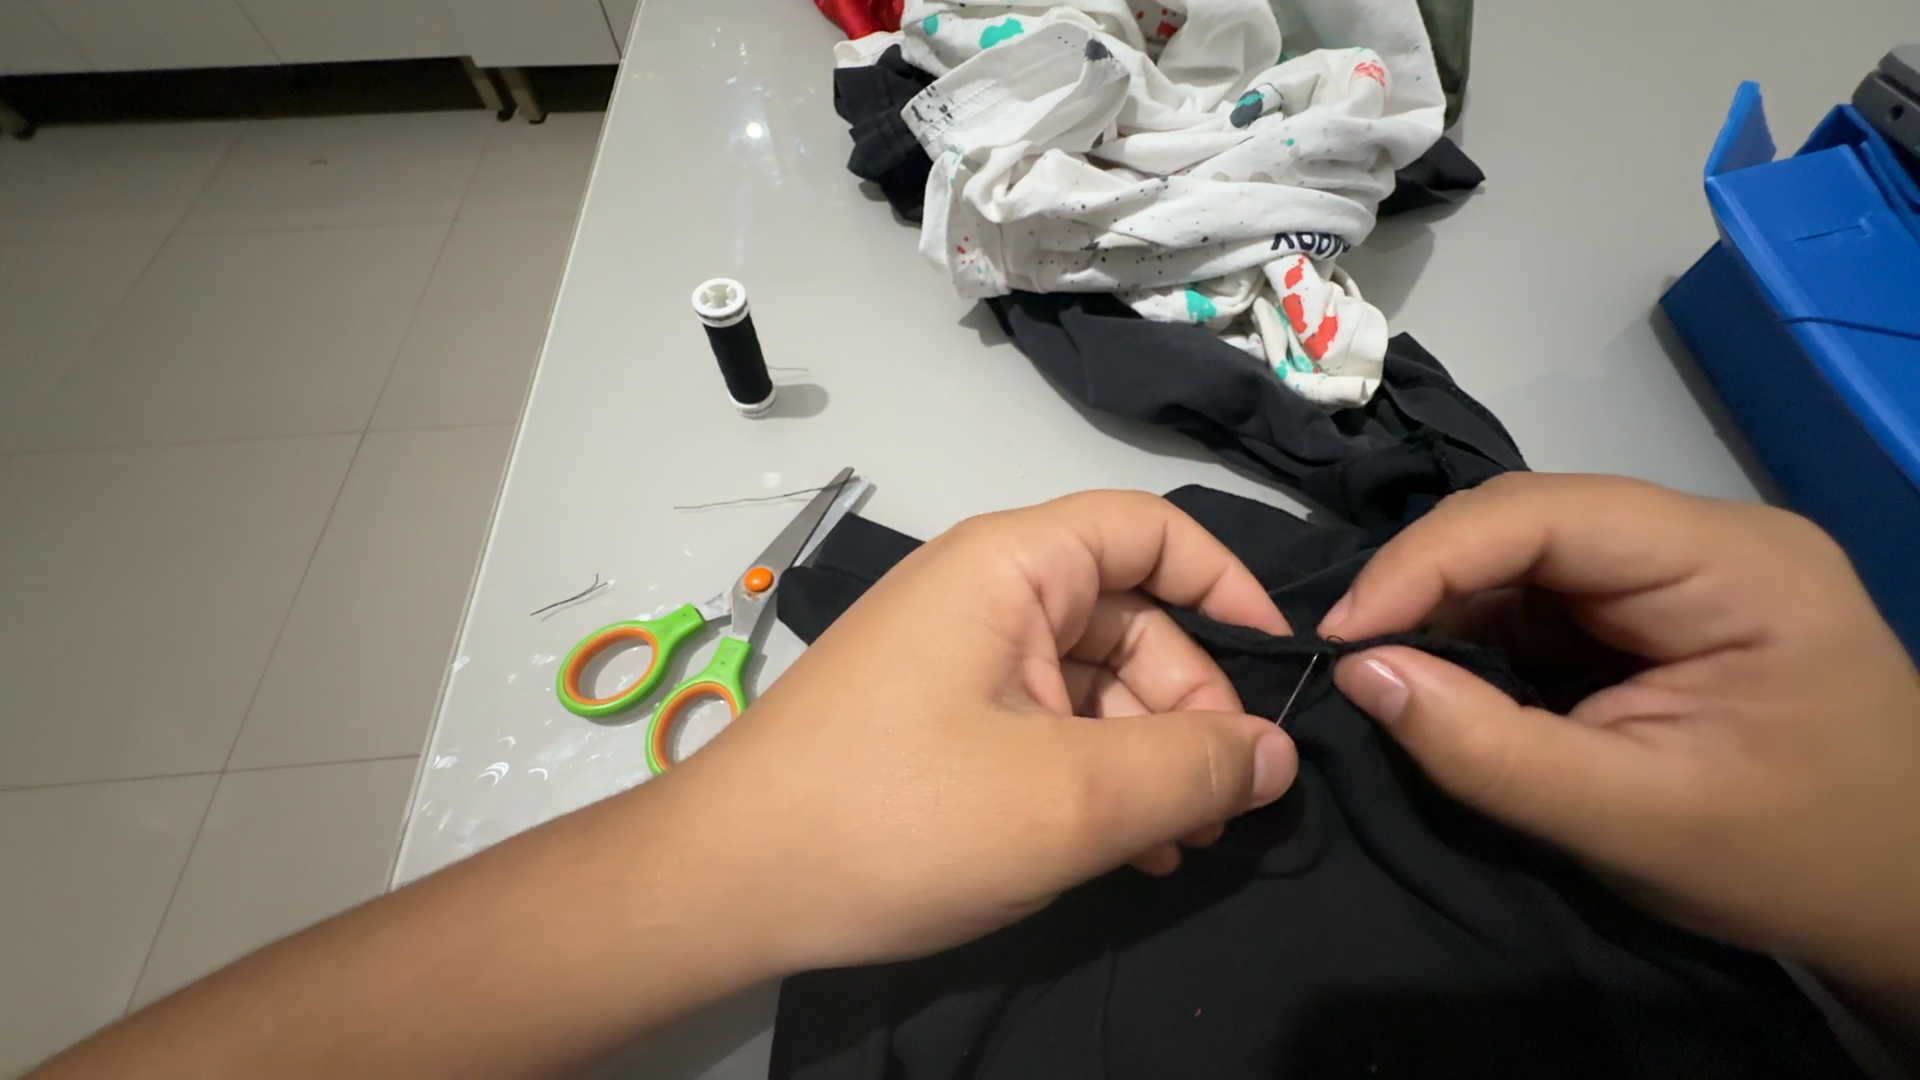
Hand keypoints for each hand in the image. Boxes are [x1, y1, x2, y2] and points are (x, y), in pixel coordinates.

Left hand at [670, 491, 1298, 971]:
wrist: (728, 881)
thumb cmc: (896, 815)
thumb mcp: (1066, 798)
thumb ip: (1189, 769)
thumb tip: (1276, 753)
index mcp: (1011, 565)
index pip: (1147, 531)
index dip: (1225, 586)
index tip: (1276, 669)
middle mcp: (988, 592)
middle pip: (1129, 620)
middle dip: (1189, 708)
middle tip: (1223, 807)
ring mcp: (964, 655)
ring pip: (1093, 682)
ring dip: (1147, 756)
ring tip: (1178, 843)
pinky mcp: (948, 713)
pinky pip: (1048, 723)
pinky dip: (1095, 774)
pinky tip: (1126, 845)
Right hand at [1318, 473, 1919, 1016]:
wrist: (1889, 899)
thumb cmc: (1791, 863)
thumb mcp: (1634, 823)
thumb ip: (1488, 751)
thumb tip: (1356, 671)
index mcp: (1731, 566)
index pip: (1542, 516)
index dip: (1424, 561)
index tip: (1342, 634)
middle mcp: (1688, 539)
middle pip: (1512, 517)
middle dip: (1418, 579)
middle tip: (1348, 650)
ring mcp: (1651, 566)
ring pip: (1497, 549)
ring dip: (1428, 603)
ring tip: (1380, 662)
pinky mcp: (1617, 602)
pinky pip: (1508, 590)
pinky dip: (1451, 625)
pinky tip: (1431, 667)